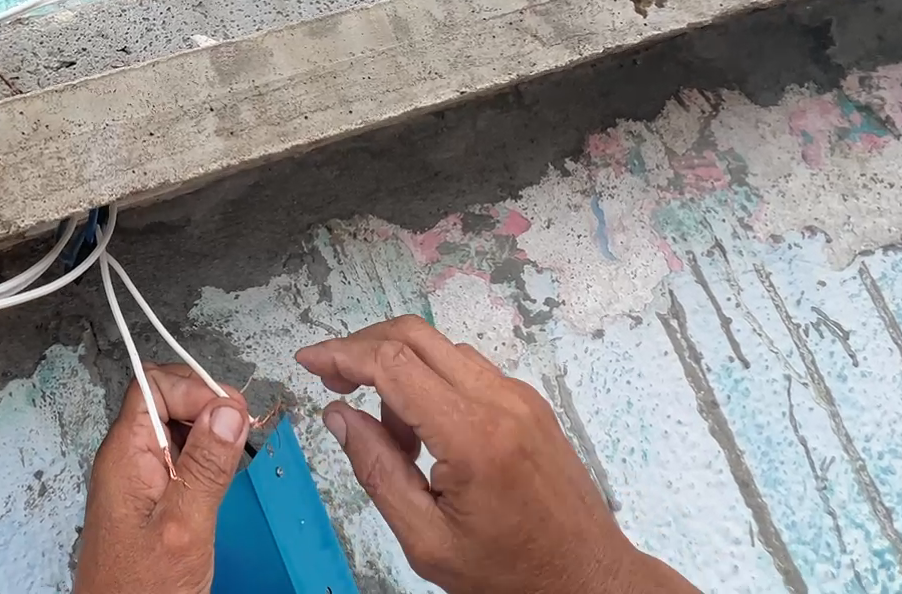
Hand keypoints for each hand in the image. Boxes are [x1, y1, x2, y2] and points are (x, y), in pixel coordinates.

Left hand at [74, 364, 250, 593]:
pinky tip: (220, 471)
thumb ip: (206, 466)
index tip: (232, 413)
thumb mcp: (184, 528)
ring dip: (206, 427)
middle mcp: (127, 455)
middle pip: (163, 397)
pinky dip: (201, 452)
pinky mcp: (148, 494)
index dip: (195, 389)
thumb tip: (227, 409)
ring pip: (172, 424)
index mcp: (125, 452)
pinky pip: (175, 453)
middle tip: (240, 427)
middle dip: (204, 403)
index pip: (154, 385)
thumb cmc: (140, 592)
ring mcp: (136, 474)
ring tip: (234, 448)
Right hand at [297, 316, 698, 593]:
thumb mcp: (427, 542)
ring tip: (390, 432)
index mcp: (473, 437)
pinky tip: (423, 428)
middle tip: (332, 381)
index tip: (307, 360)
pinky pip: (461, 365)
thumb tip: (338, 414)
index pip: (392, 363)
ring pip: (435, 346)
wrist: (594, 585)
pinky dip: (426, 378)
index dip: (341, 354)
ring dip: (395, 367)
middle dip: (360, 346)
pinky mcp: (526, 399)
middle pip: (411, 334)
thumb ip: (376, 471)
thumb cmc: (509, 576)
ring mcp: (518, 395)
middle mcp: (498, 400)